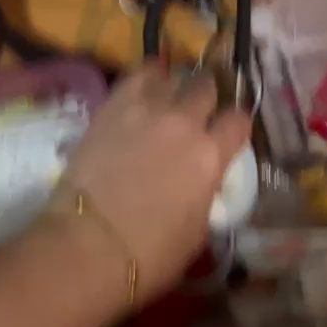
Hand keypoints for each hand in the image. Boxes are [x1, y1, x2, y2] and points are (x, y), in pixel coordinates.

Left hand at [60, 66, 253, 301]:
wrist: (87, 244)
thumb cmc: (147, 254)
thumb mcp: (197, 230)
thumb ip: (206, 191)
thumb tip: (204, 178)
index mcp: (210, 155)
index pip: (239, 120)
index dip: (236, 125)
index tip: (230, 132)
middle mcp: (185, 121)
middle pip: (206, 87)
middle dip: (207, 98)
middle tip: (198, 113)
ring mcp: (149, 107)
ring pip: (174, 76)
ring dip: (176, 88)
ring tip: (168, 101)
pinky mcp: (116, 102)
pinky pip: (140, 73)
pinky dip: (148, 78)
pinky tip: (145, 89)